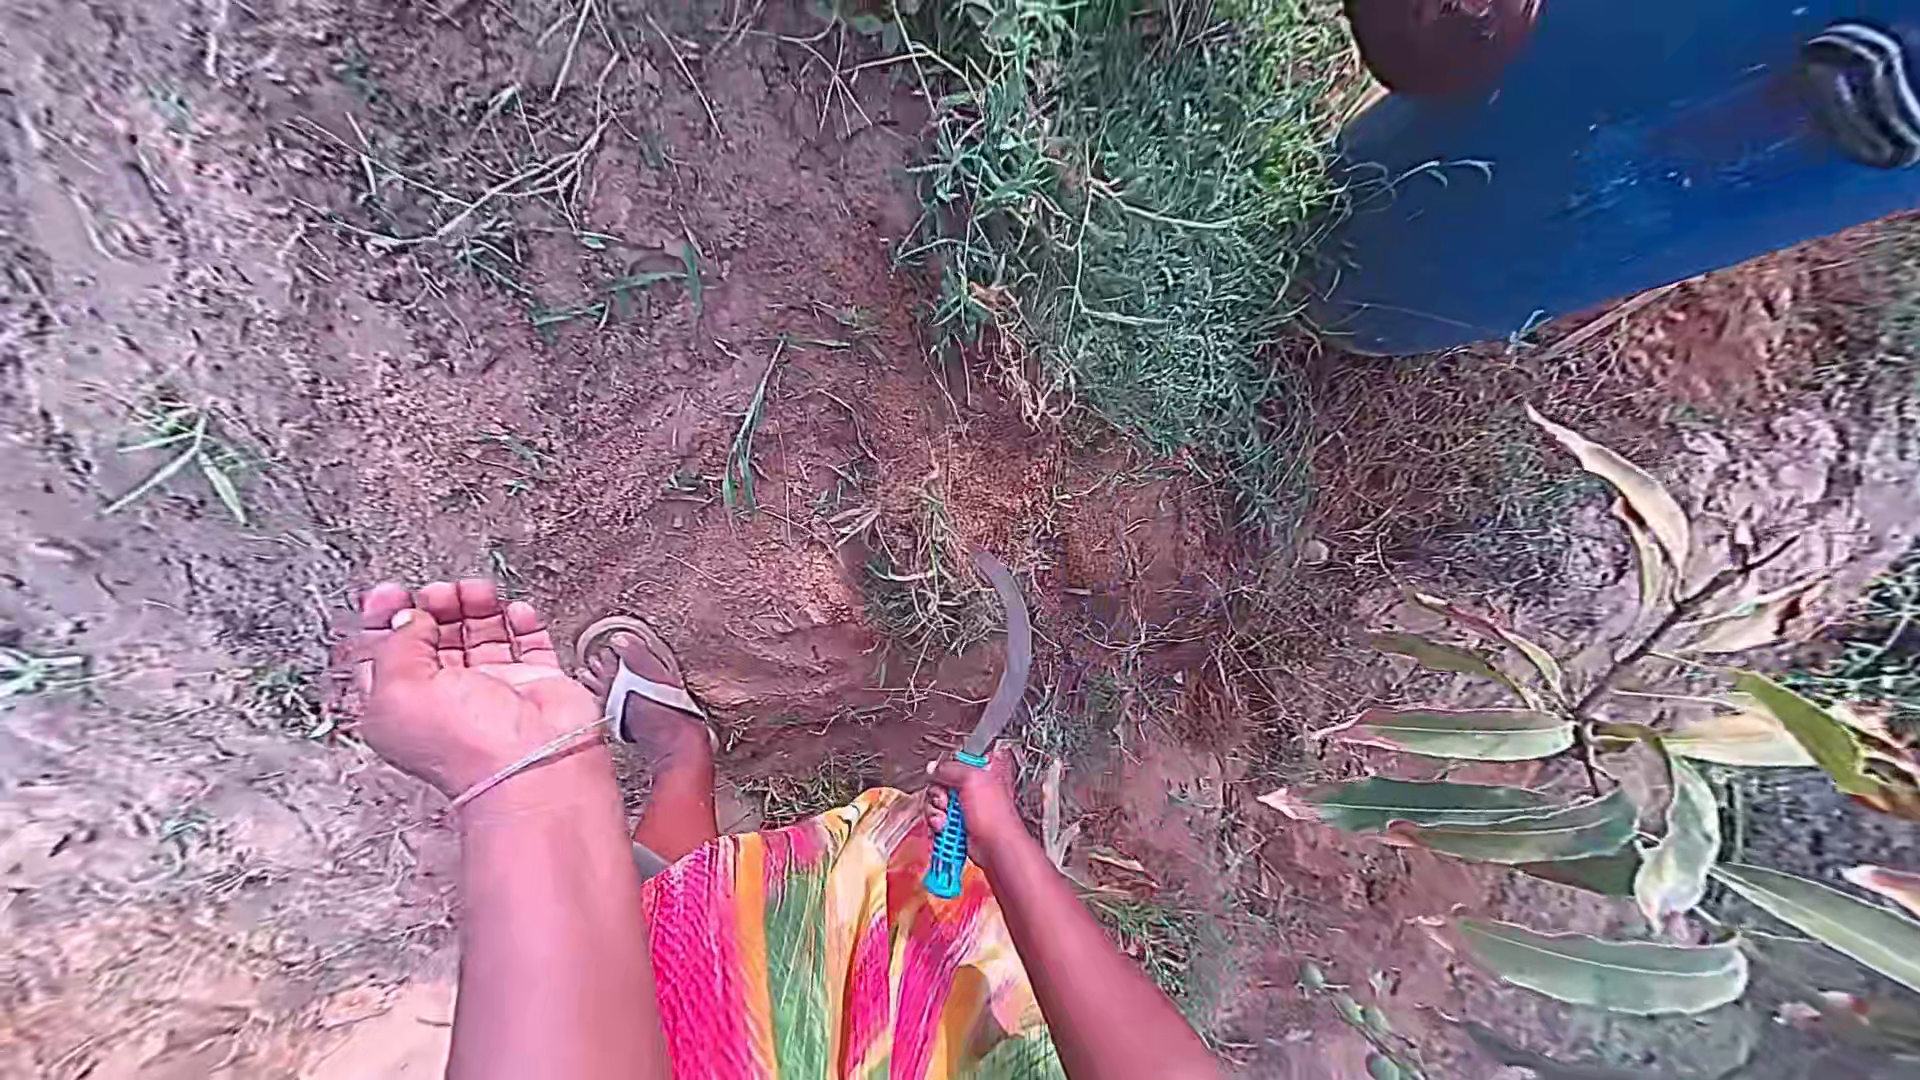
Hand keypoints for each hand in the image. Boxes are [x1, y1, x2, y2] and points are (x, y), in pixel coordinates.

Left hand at [356, 579, 606, 808]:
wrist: (531, 754)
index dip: (387, 621)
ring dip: (478, 609)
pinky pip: (530, 643)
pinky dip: (523, 623)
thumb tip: (410, 617)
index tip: (391, 594)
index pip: (388, 654)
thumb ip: (400, 645)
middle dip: (437, 609)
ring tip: (476, 590)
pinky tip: (514, 610)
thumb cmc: (466, 742)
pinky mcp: (537, 680)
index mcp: (403, 705)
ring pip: (484, 637)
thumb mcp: (400, 689)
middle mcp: (449, 696)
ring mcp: (496, 686)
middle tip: (440, 590)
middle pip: (439, 641)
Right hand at [922, 746, 1029, 873]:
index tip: (944, 778)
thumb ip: (951, 768)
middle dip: (938, 794)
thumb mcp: (971, 779)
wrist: (996, 848)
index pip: (955, 762)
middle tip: (945, 802)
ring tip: (944, 819)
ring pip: (937, 803)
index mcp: (979, 772)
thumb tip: (935, 768)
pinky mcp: (957, 824)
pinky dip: (937, 825)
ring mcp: (964, 808)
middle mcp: (971, 789)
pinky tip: (944, 827)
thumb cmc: (994, 815)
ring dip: (936, 812)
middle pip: (941, 784)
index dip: (945, 770)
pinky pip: (937, 820)